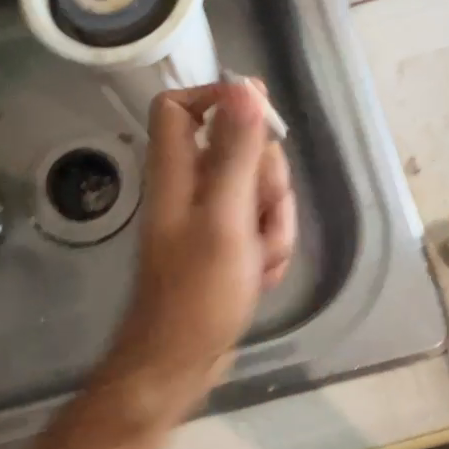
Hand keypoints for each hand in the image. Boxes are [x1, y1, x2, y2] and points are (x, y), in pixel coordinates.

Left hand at [98, 79, 296, 407]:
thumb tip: (244, 87)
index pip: (180, 104)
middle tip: (256, 220)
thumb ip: (235, 152)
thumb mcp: (224, 219)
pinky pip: (261, 226)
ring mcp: (210, 217)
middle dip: (266, 183)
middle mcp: (190, 186)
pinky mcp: (226, 244)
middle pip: (240, 149)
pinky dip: (268, 249)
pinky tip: (259, 277)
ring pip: (259, 191)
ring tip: (256, 260)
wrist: (181, 362)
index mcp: (177, 170)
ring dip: (271, 225)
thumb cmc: (198, 293)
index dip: (218, 99)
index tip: (261, 119)